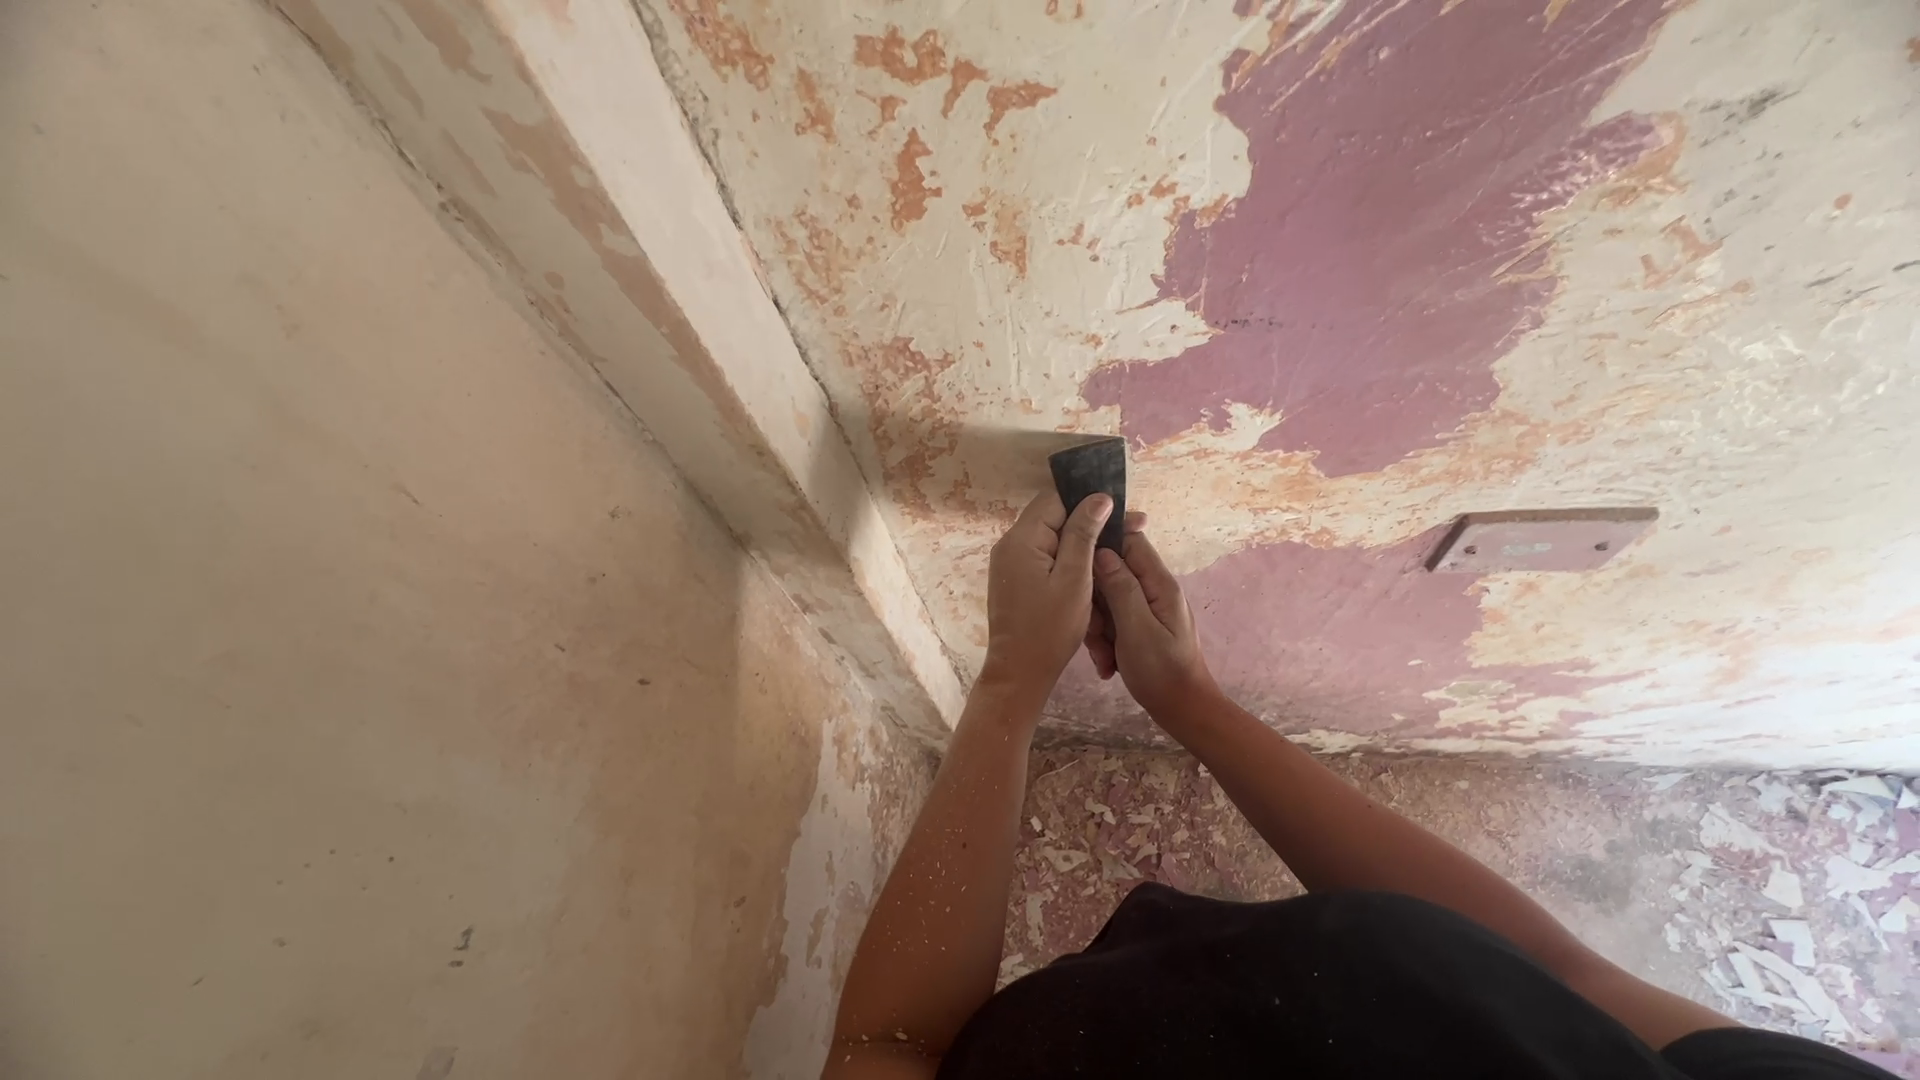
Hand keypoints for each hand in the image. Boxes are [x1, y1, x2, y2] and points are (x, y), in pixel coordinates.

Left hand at [981, 491, 1112, 692]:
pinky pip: (1045, 556)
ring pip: (1052, 538)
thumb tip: (1099, 498)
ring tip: (1118, 547)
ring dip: (1082, 541)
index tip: (1122, 511)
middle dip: (1090, 521)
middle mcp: (1010, 544)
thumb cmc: (1050, 628)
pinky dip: (1069, 558)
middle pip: (1053, 517)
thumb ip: (1084, 535)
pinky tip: (1095, 566)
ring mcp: (1010, 562)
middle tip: (1131, 527)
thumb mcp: (1075, 579)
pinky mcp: (1016, 578)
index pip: (1055, 500)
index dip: (1088, 501)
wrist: (1020, 672)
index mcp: (1021, 539)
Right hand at [1090, 530, 1218, 719]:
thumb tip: (1102, 551)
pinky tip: (1106, 664)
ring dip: (1097, 628)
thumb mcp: (1137, 629)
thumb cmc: (1161, 671)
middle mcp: (1154, 591)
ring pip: (1108, 601)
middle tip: (1093, 633)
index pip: (1130, 541)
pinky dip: (1105, 641)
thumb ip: (1121, 588)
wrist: (1183, 711)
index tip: (1077, 564)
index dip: (1102, 545)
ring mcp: (1146, 610)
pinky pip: (1112, 622)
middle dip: (1095, 602)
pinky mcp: (1139, 628)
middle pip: (1113, 574)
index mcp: (1159, 584)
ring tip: (1101, 656)